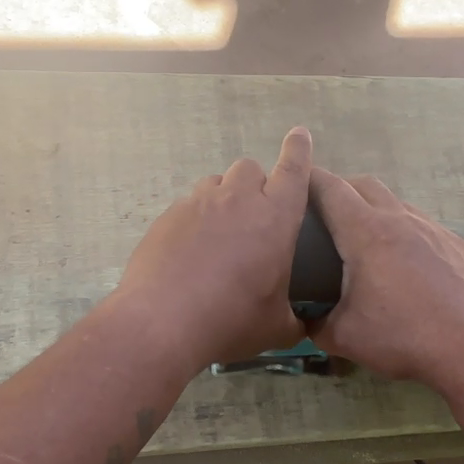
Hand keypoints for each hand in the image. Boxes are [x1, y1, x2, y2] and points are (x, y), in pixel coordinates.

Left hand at [112, 127, 314, 369]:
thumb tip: (302, 324)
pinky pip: (188, 206)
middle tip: (254, 218)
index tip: (298, 135)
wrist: (161, 323)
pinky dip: (195, 220)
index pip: (293, 170)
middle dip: (256, 184)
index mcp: (274, 218)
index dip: (298, 151)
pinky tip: (191, 251)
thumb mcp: (276, 328)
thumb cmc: (230, 321)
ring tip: (221, 233)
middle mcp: (236, 200)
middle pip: (249, 169)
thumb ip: (294, 318)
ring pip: (216, 183)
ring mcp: (196, 204)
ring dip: (224, 198)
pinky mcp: (166, 217)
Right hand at [306, 168, 463, 392]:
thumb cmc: (401, 337)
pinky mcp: (458, 246)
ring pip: (398, 203)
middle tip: (324, 211)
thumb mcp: (343, 338)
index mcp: (366, 233)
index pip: (331, 190)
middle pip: (365, 185)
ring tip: (365, 238)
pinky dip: (405, 231)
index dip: (309, 179)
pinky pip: (423, 226)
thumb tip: (306, 321)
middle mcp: (400, 219)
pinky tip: (405, 262)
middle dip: (341, 188)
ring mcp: (434, 230)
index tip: (295, 179)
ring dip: (376, 209)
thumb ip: (316, 325)